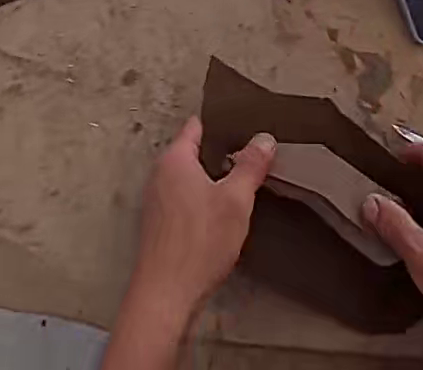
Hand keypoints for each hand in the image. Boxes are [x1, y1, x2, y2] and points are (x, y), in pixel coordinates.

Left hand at [129, 118, 275, 323]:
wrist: (165, 301)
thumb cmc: (198, 244)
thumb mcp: (236, 198)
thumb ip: (252, 164)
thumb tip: (264, 139)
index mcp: (174, 160)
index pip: (198, 126)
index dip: (223, 121)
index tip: (247, 120)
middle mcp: (160, 177)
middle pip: (196, 151)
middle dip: (223, 150)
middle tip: (254, 149)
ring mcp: (158, 203)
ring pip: (193, 176)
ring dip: (216, 176)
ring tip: (244, 178)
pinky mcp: (161, 227)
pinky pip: (188, 198)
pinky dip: (206, 197)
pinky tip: (226, 210)